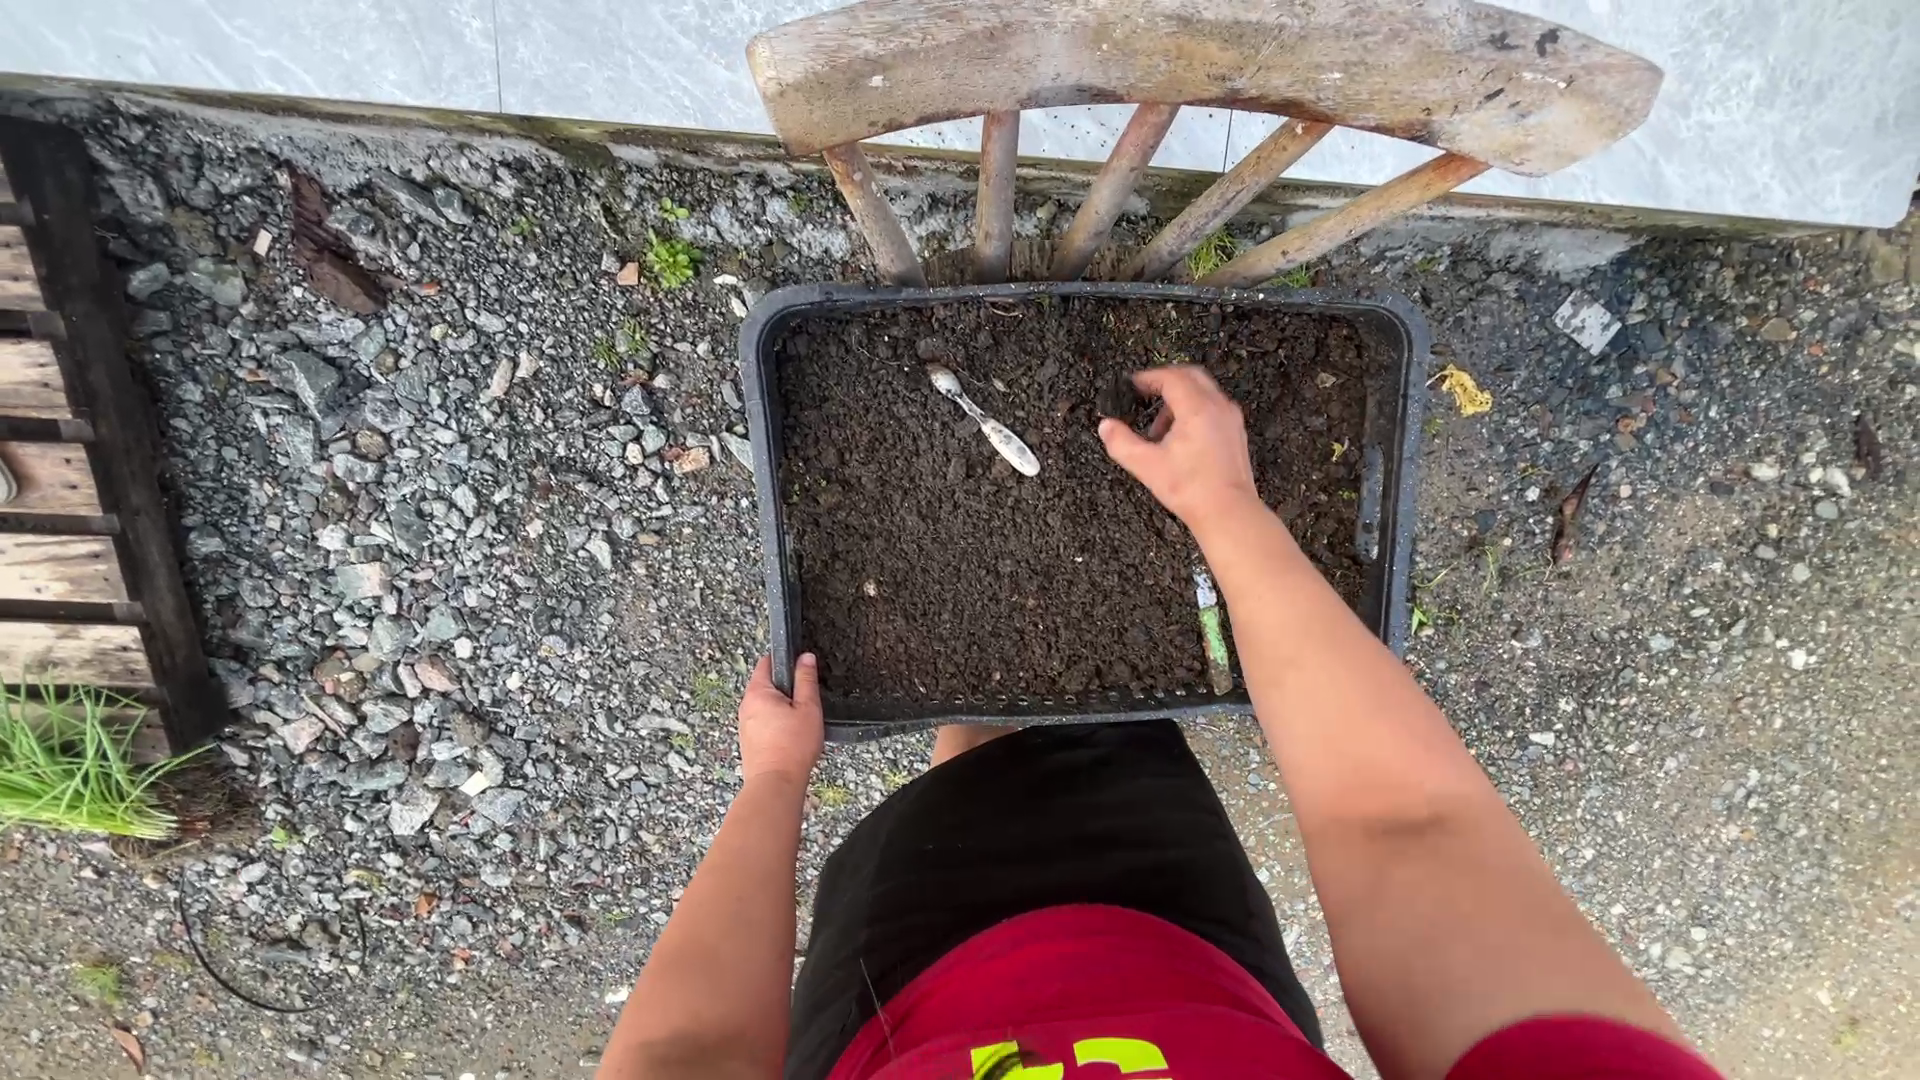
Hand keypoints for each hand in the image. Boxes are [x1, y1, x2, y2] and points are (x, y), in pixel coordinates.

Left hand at [736, 654, 823, 786]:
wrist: (776, 784)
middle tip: (805, 701)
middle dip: (786, 688)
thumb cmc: (792, 748)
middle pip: (766, 684)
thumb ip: (806, 679)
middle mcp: (746, 706)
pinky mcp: (749, 740)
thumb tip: (805, 657)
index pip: (767, 662)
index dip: (785, 661)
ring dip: (782, 708)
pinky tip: (791, 736)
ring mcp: (745, 724)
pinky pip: (764, 722)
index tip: (800, 668)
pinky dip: (777, 723)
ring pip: (766, 705)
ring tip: (799, 722)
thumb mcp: (808, 707)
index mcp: (757, 692)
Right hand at [1098, 366, 1260, 526]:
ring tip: (1159, 428)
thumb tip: (1106, 427)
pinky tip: (1179, 438)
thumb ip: (1121, 443)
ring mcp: (1231, 419)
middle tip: (1145, 392)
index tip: (1133, 385)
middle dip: (1166, 380)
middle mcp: (1218, 407)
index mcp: (1197, 409)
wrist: (1227, 512)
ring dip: (1178, 400)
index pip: (1171, 378)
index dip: (1148, 377)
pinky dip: (1193, 412)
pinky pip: (1213, 408)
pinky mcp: (1235, 433)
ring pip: (1203, 392)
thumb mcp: (1146, 466)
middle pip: (1191, 376)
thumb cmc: (1191, 490)